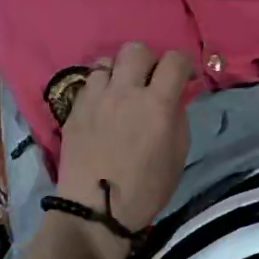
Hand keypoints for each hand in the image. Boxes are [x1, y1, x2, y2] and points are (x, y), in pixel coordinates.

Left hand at [55, 42, 192, 257]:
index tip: (184, 80)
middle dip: (149, 61)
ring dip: (120, 72)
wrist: (96, 209)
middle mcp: (125, 92)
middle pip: (136, 49)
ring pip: (107, 61)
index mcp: (156, 104)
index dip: (183, 65)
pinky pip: (89, 82)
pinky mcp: (74, 108)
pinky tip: (103, 106)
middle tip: (151, 82)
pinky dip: (100, 87)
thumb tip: (172, 99)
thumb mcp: (178, 155)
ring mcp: (95, 98)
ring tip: (122, 92)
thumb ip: (177, 119)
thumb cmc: (146, 189)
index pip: (174, 60)